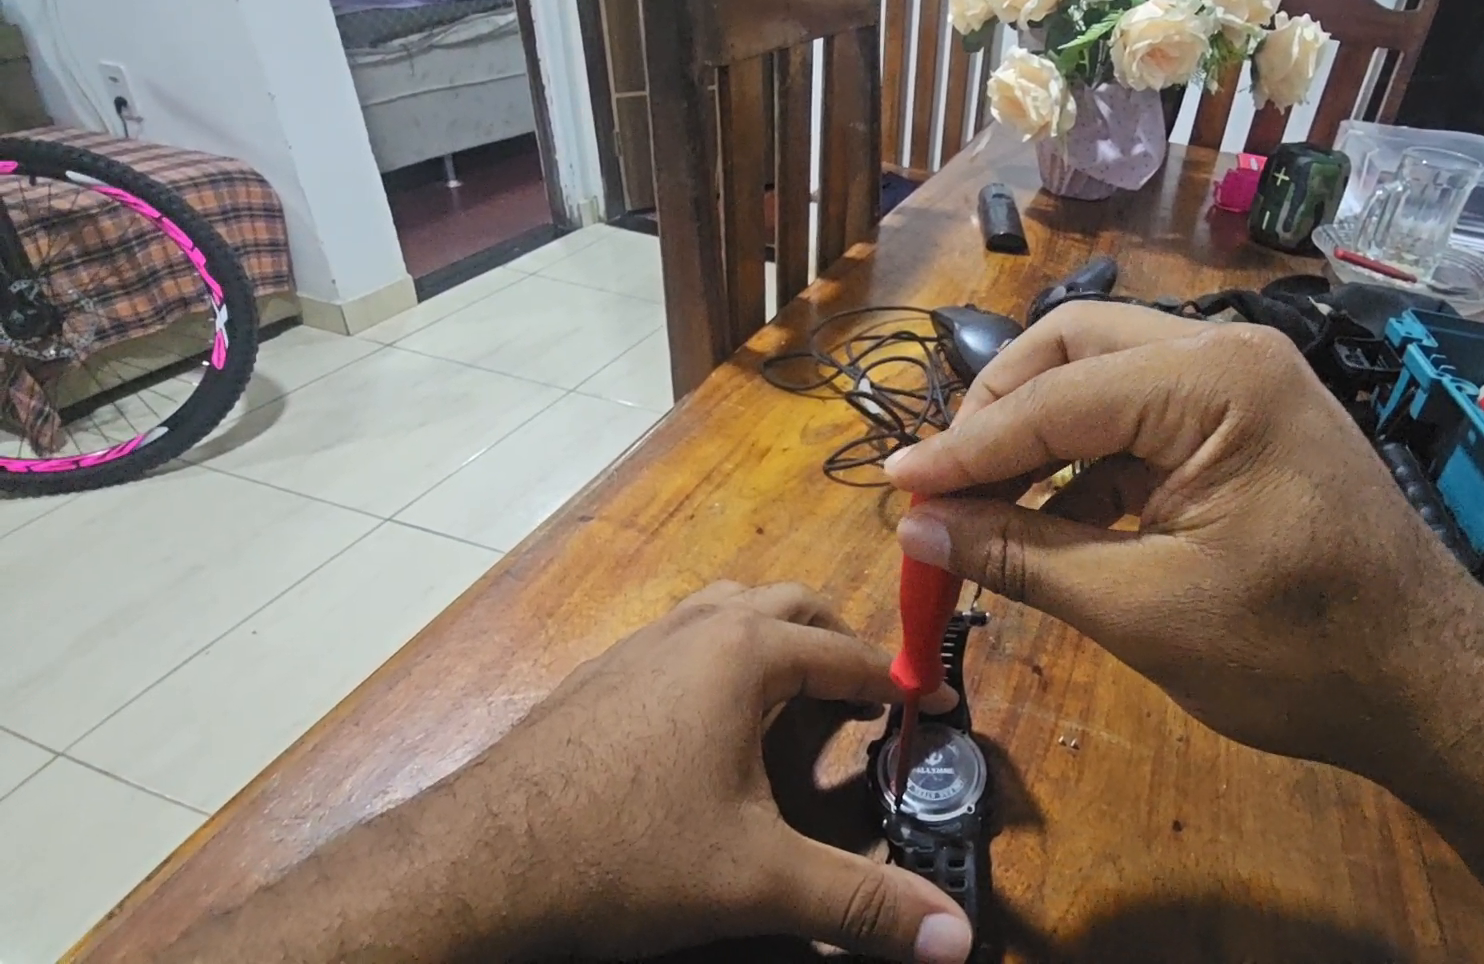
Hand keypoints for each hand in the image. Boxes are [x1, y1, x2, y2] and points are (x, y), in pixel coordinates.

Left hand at [448, 582, 973, 962]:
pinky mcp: (610, 665)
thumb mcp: (756, 878)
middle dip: (841, 644)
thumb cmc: (628, 854)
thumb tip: (957, 941)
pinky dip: (729, 649)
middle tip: (866, 700)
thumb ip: (860, 902)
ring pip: (737, 605)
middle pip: (797, 606)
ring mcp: (649, 639)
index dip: (903, 683)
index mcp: (747, 651)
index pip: (850, 655)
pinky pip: (691, 630)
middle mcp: (702, 625)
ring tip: (798, 692)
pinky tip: (717, 713)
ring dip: (782, 635)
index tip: (940, 706)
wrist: (473, 865)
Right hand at [884, 302, 1483, 776]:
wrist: (1433, 689)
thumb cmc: (1300, 657)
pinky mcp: (1236, 420)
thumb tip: (917, 530)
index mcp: (1215, 380)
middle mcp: (1225, 351)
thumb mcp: (1142, 609)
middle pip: (1071, 349)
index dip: (965, 448)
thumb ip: (1019, 557)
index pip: (1054, 399)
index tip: (898, 487)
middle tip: (950, 485)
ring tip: (985, 508)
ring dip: (1035, 439)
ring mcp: (1236, 381)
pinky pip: (1132, 419)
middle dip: (1000, 414)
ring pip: (1097, 378)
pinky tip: (1050, 521)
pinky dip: (1080, 464)